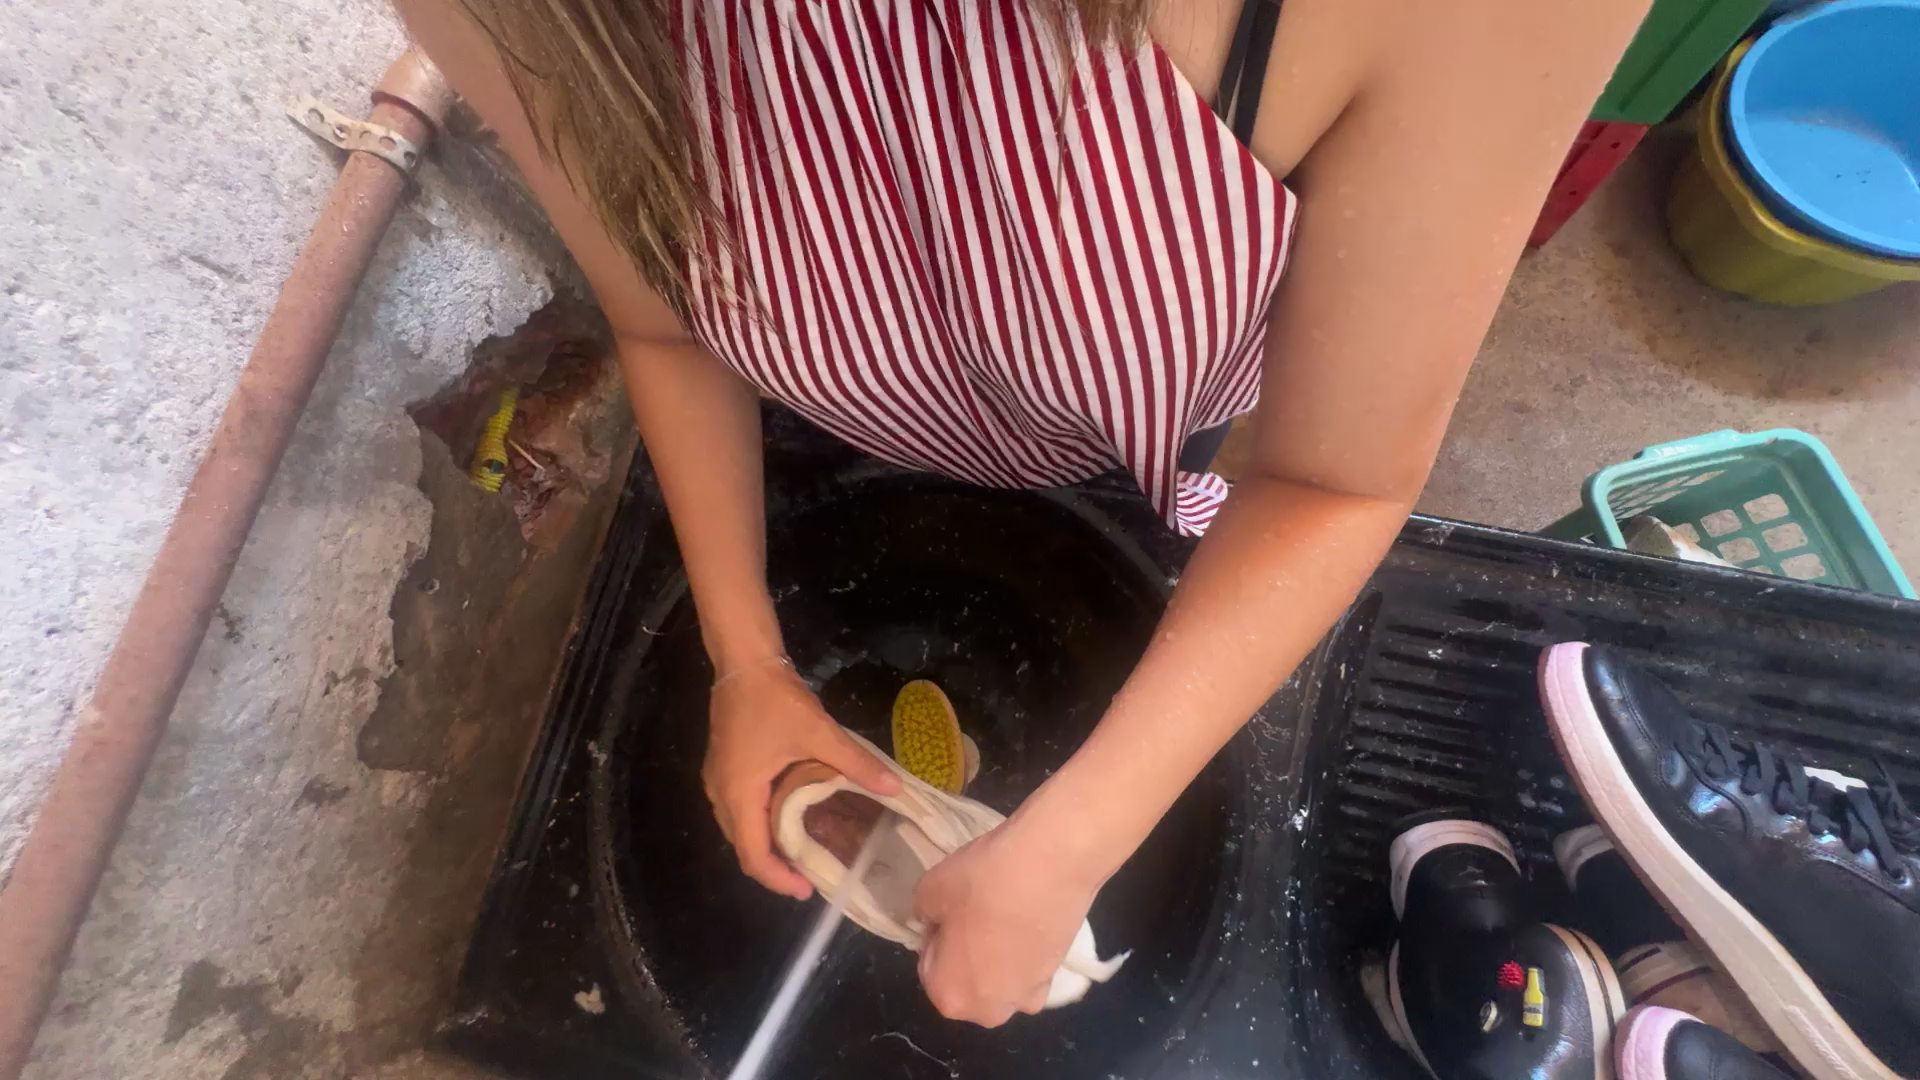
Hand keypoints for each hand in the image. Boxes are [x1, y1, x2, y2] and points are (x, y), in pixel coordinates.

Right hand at [702, 657, 900, 898]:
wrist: (745, 661)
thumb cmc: (776, 699)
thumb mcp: (819, 732)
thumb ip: (855, 763)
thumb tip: (895, 787)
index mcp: (739, 794)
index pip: (753, 855)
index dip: (778, 879)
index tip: (808, 891)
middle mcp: (721, 794)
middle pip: (744, 846)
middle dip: (775, 865)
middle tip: (811, 872)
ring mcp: (718, 779)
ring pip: (740, 828)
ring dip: (768, 843)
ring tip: (804, 848)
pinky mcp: (724, 765)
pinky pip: (740, 808)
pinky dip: (761, 821)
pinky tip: (789, 814)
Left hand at [913, 814, 1102, 1026]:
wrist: (1052, 864)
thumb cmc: (983, 881)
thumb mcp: (930, 887)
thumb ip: (922, 912)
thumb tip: (932, 917)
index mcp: (951, 997)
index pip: (928, 964)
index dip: (936, 930)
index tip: (949, 902)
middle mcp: (989, 1012)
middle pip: (965, 976)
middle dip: (965, 945)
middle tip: (972, 905)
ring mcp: (1028, 996)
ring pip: (997, 972)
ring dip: (994, 947)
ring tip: (1001, 904)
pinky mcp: (1057, 974)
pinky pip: (1026, 963)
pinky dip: (1023, 944)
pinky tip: (1025, 911)